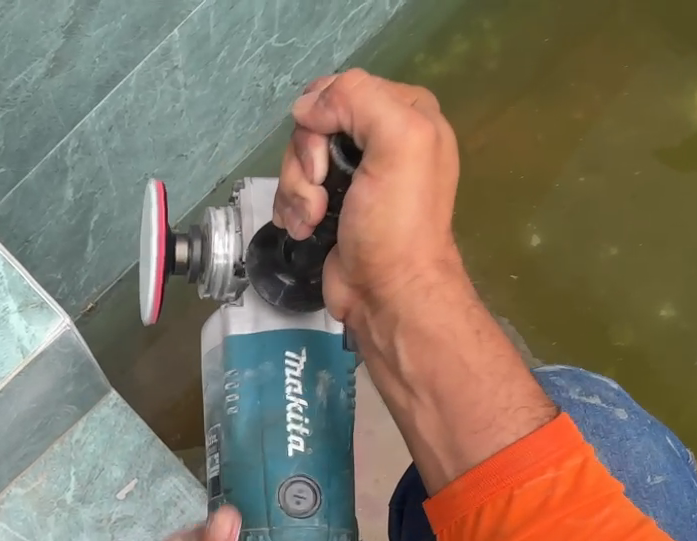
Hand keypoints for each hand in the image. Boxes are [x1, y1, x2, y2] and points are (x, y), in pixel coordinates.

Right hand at [271, 70, 466, 327]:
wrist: (387, 293)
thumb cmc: (396, 223)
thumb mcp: (397, 142)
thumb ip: (356, 100)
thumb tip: (305, 106)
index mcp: (404, 113)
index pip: (341, 91)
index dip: (322, 122)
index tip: (326, 162)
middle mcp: (378, 140)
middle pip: (313, 128)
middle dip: (306, 165)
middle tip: (320, 196)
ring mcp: (352, 177)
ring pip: (299, 162)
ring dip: (296, 194)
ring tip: (312, 221)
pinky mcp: (330, 207)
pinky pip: (293, 192)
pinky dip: (291, 210)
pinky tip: (304, 229)